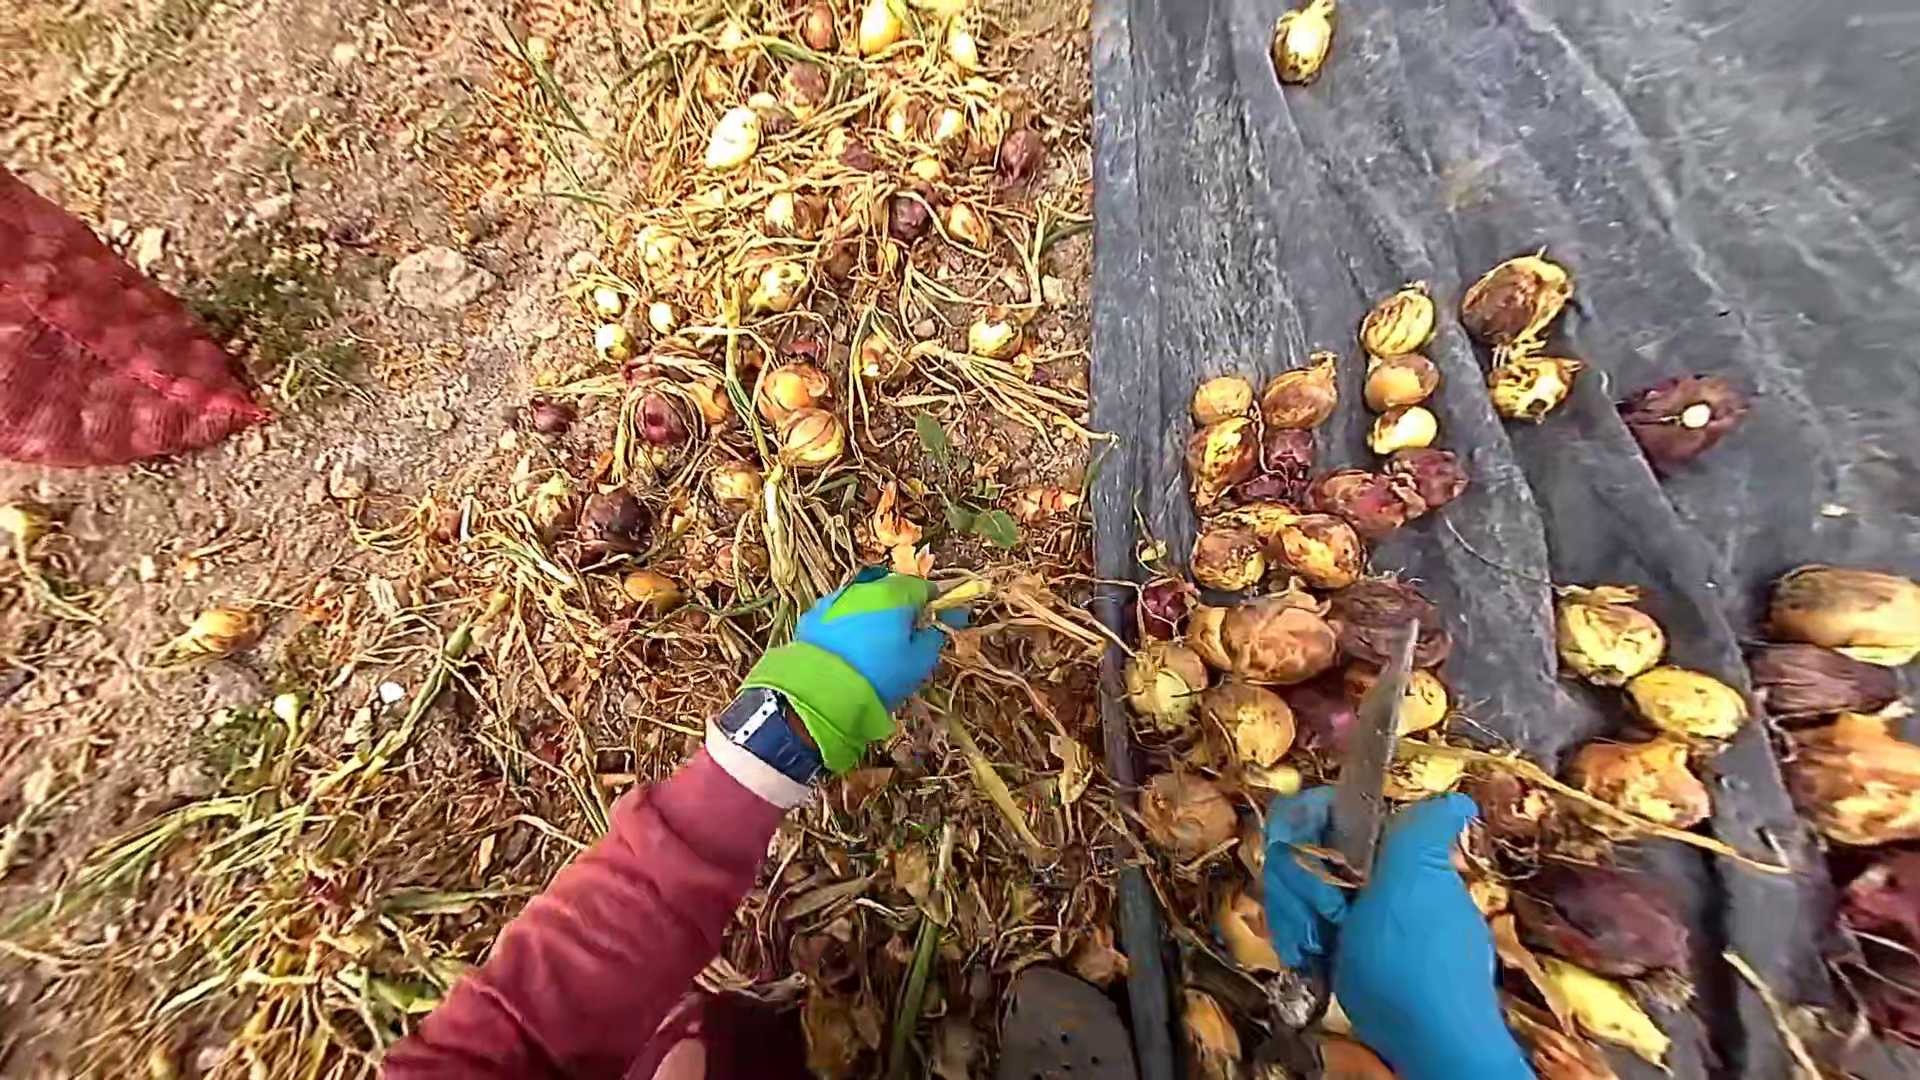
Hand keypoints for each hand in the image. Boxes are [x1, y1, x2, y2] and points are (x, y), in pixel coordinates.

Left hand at [743, 568, 964, 773]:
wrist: (820, 693)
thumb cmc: (879, 675)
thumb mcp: (919, 662)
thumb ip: (933, 638)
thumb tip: (934, 627)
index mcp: (894, 593)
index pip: (924, 588)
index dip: (935, 604)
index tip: (940, 620)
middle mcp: (865, 588)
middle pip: (893, 590)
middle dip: (905, 607)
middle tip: (910, 635)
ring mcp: (836, 599)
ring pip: (866, 601)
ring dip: (877, 615)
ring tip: (879, 644)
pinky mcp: (814, 615)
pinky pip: (843, 614)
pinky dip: (852, 624)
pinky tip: (853, 648)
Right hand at [1263, 789, 1532, 1079]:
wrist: (1421, 1039)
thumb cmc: (1417, 958)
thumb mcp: (1419, 887)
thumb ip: (1421, 835)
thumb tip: (1459, 799)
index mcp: (1385, 849)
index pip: (1324, 806)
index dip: (1302, 820)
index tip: (1292, 846)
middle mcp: (1361, 867)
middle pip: (1296, 842)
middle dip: (1295, 879)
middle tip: (1321, 913)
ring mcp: (1341, 899)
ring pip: (1286, 877)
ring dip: (1291, 909)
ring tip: (1314, 941)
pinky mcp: (1324, 928)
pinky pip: (1287, 907)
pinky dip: (1290, 928)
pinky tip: (1306, 952)